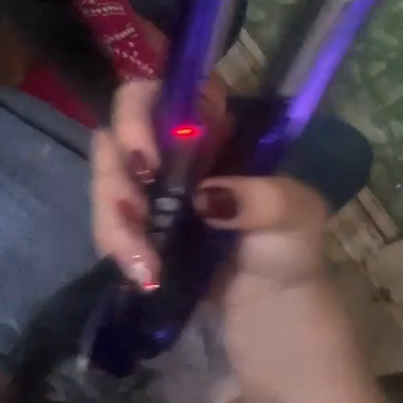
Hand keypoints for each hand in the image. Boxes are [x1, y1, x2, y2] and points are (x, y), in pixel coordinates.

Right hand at [90, 80, 328, 310]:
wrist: (271, 309)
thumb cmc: (288, 249)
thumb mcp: (298, 216)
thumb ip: (264, 197)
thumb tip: (203, 196)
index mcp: (206, 129)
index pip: (160, 93)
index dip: (140, 111)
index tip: (148, 157)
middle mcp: (167, 150)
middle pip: (115, 135)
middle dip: (116, 175)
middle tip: (135, 213)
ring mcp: (143, 188)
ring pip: (104, 181)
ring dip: (115, 221)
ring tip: (147, 265)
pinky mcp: (128, 225)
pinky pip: (104, 223)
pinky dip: (116, 247)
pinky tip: (143, 274)